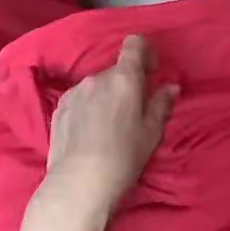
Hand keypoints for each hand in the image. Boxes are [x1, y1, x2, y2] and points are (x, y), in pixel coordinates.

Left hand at [44, 35, 177, 215]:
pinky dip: (89, 106)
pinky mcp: (58, 108)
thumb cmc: (123, 157)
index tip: (151, 72)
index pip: (134, 45)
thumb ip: (161, 104)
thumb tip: (171, 87)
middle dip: (127, 83)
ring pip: (97, 85)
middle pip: (117, 70)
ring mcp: (74, 92)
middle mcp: (97, 78)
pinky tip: (90, 132)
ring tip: (109, 125)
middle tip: (134, 111)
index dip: (145, 52)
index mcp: (124, 78)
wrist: (78, 185)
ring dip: (107, 95)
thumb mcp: (151, 132)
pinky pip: (80, 98)